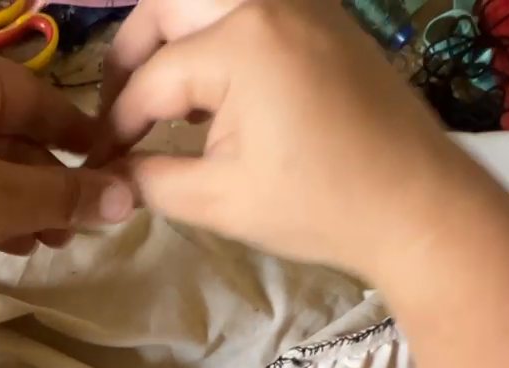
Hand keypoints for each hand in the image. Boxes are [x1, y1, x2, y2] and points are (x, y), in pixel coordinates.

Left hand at [0, 45, 135, 302]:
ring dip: (18, 205)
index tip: (111, 173)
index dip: (77, 139)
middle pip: (8, 134)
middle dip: (46, 185)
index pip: (35, 99)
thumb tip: (128, 197)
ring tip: (46, 246)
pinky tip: (6, 244)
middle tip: (74, 230)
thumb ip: (61, 198)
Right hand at [97, 0, 485, 277]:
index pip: (150, 79)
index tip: (94, 166)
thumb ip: (148, 180)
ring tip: (153, 101)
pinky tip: (205, 93)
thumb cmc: (315, 206)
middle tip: (114, 115)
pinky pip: (246, 12)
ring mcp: (300, 1)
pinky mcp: (321, 17)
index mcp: (240, 41)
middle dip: (128, 60)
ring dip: (168, 42)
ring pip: (206, 1)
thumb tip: (104, 176)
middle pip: (167, 7)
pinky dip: (210, 42)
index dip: (112, 128)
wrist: (415, 202)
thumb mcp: (217, 200)